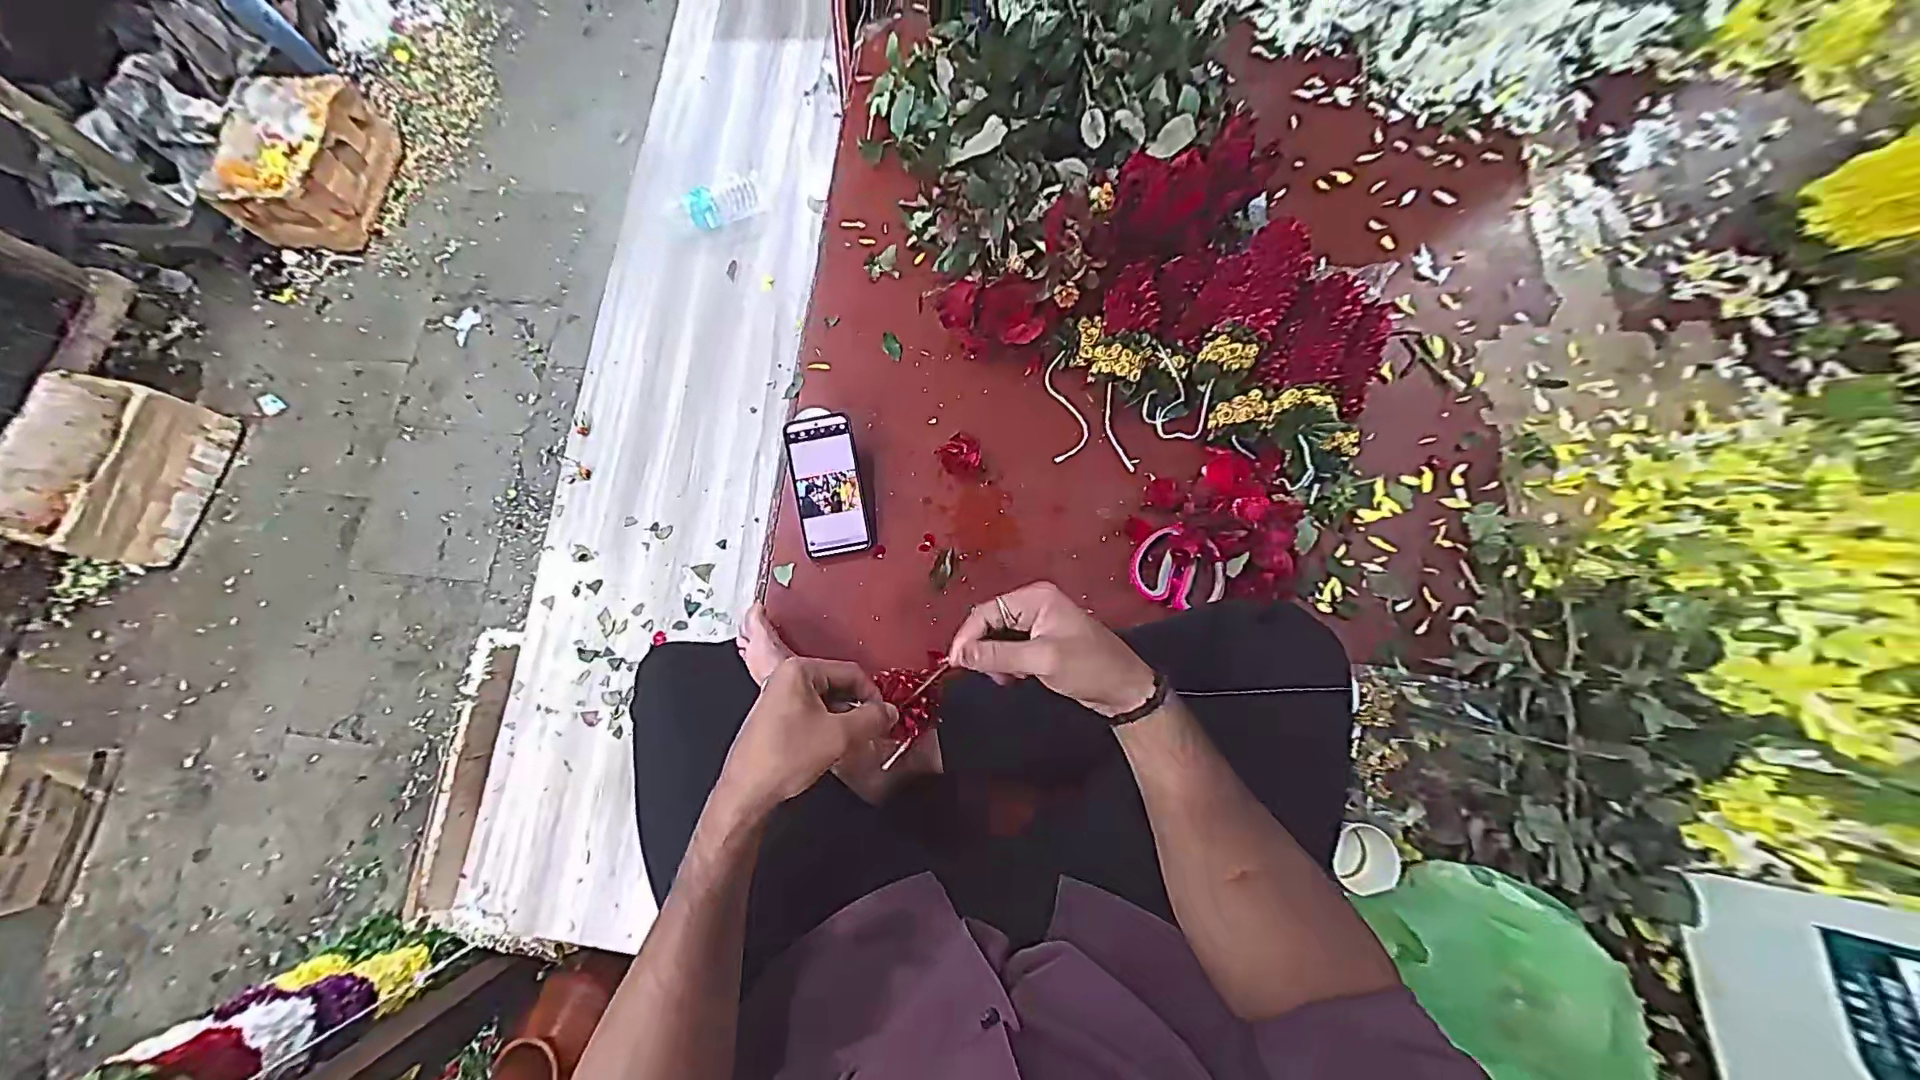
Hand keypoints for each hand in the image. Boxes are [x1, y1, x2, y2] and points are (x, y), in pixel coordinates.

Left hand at [715, 658, 897, 816]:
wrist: (745, 793)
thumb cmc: (784, 758)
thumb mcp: (839, 736)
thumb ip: (871, 719)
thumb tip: (890, 711)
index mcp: (799, 670)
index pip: (852, 672)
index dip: (873, 695)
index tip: (884, 717)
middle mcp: (787, 677)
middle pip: (840, 685)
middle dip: (860, 709)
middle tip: (875, 730)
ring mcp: (780, 698)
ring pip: (828, 702)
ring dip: (846, 721)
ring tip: (857, 742)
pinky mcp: (777, 718)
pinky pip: (813, 714)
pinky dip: (829, 728)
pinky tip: (836, 748)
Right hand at [947, 581, 1156, 716]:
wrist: (1124, 689)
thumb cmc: (1089, 667)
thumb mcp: (1041, 660)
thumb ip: (998, 655)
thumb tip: (959, 654)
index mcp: (1035, 598)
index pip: (986, 611)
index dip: (967, 636)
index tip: (954, 662)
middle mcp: (1033, 604)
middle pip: (989, 623)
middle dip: (982, 649)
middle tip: (987, 674)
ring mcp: (1037, 622)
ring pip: (997, 638)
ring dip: (994, 659)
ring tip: (1007, 678)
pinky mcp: (1039, 640)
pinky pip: (1009, 648)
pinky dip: (1006, 664)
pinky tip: (1015, 677)